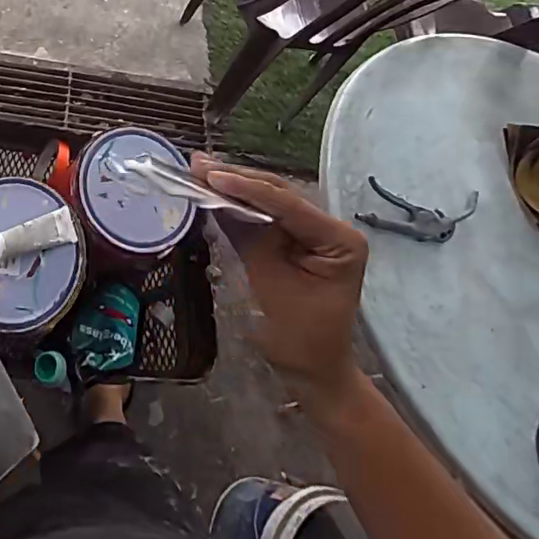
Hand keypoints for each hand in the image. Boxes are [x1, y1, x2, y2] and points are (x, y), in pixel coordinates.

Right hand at [191, 153, 368, 398]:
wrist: (315, 373)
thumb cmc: (301, 340)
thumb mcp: (272, 286)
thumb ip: (250, 238)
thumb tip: (218, 200)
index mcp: (339, 239)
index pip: (287, 204)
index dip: (247, 188)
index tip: (211, 176)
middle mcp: (331, 227)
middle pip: (280, 194)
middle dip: (238, 179)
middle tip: (199, 165)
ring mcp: (314, 231)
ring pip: (271, 200)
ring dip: (236, 186)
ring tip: (200, 169)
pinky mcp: (297, 239)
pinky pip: (267, 216)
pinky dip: (240, 205)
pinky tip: (215, 190)